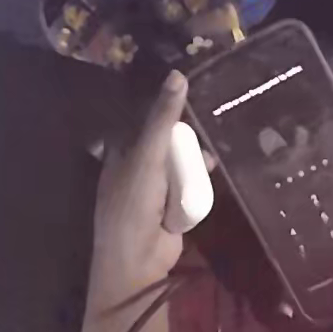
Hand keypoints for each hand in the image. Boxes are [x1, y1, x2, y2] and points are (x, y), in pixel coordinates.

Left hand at [88, 71, 190, 312]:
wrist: (139, 257)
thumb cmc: (134, 202)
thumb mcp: (148, 155)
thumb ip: (163, 118)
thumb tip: (177, 75)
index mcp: (121, 152)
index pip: (144, 121)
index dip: (164, 108)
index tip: (189, 92)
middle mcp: (137, 167)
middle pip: (165, 141)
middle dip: (185, 134)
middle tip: (208, 118)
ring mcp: (156, 188)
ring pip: (179, 162)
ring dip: (193, 158)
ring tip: (211, 149)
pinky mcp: (173, 205)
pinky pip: (189, 183)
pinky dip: (198, 178)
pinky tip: (211, 170)